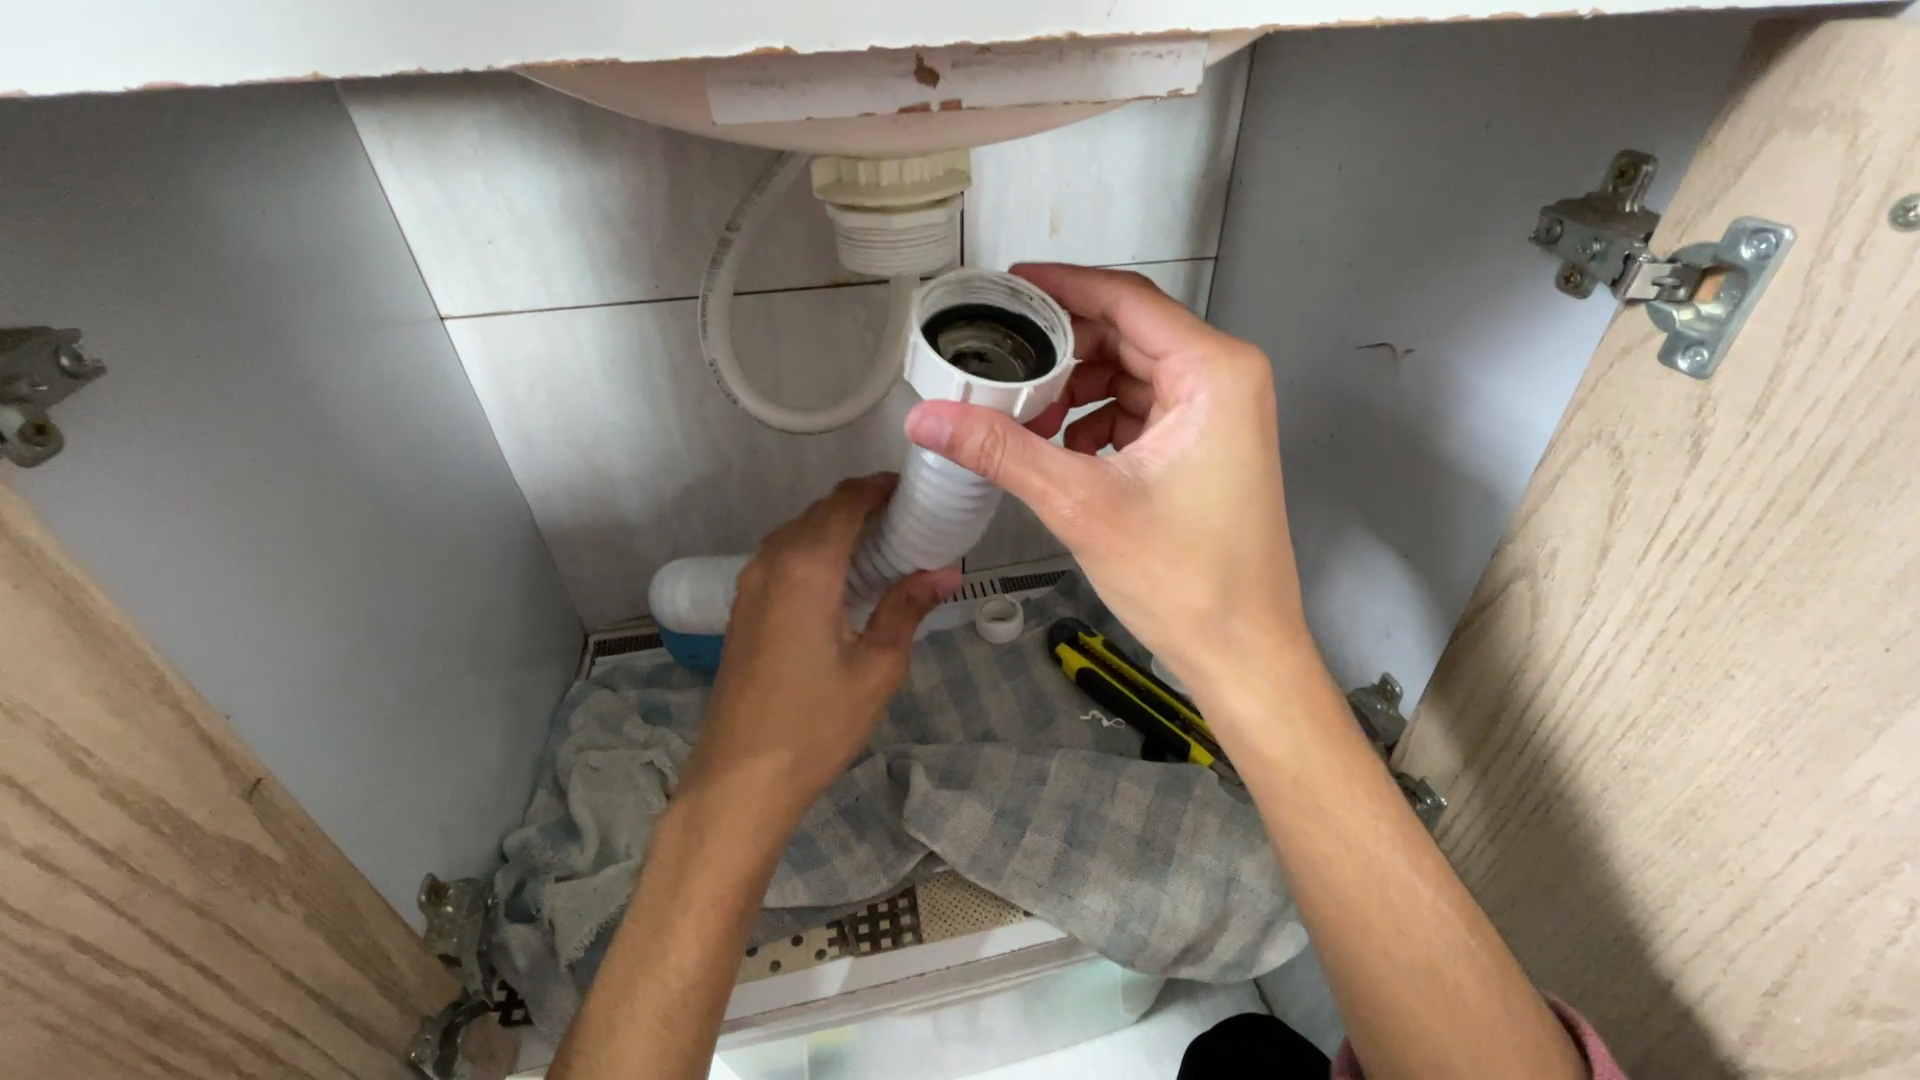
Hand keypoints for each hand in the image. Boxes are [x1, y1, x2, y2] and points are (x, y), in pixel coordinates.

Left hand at [680, 474, 958, 822]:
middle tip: (912, 525)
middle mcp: (772, 561)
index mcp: (807, 566)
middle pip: (822, 511)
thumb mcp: (877, 668)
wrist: (741, 778)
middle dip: (865, 506)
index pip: (847, 501)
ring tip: (885, 550)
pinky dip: (816, 552)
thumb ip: (907, 609)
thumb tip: (946, 573)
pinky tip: (844, 582)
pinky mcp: (743, 607)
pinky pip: (783, 557)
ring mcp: (750, 584)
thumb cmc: (816, 723)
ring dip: (838, 529)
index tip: (918, 494)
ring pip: (799, 532)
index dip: (882, 488)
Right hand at [903, 263, 1310, 706]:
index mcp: (1213, 371)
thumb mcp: (1082, 505)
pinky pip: (1138, 410)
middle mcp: (1224, 378)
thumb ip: (1002, 451)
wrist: (1242, 651)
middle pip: (1125, 334)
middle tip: (996, 363)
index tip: (1002, 288)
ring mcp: (1218, 413)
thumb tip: (924, 419)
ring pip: (1128, 374)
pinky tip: (1056, 451)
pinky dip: (1094, 422)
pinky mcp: (1205, 446)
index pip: (1125, 299)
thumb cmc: (1182, 578)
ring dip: (1072, 391)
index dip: (1059, 287)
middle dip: (1059, 350)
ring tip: (1020, 420)